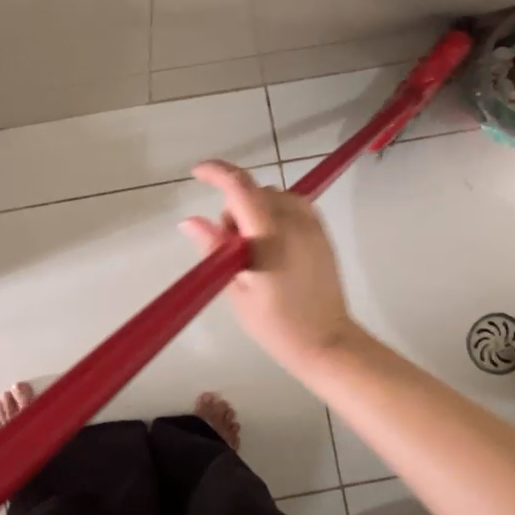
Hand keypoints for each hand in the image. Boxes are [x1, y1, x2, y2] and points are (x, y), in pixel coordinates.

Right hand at [179, 160, 359, 365]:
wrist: (326, 341)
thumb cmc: (275, 323)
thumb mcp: (236, 290)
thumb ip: (215, 248)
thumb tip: (189, 221)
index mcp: (269, 234)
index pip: (240, 187)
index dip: (216, 172)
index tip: (196, 173)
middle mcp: (294, 221)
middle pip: (254, 192)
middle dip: (235, 211)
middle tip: (232, 252)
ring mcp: (312, 225)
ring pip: (274, 196)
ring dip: (256, 211)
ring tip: (253, 252)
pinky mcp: (322, 233)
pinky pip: (293, 206)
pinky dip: (275, 215)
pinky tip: (272, 245)